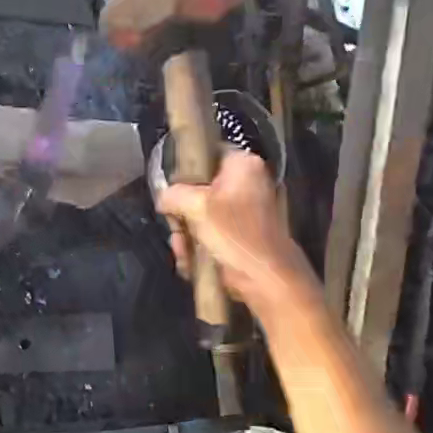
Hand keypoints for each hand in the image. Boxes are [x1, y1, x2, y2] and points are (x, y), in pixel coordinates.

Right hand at [156, 150, 314, 310]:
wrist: (268, 279)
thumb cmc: (235, 235)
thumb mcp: (197, 207)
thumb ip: (174, 195)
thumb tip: (164, 197)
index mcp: (244, 165)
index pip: (207, 154)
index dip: (185, 172)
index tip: (172, 192)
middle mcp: (250, 183)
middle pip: (202, 190)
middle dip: (183, 214)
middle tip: (176, 228)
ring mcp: (249, 212)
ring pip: (205, 216)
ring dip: (188, 235)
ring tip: (183, 251)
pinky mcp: (246, 237)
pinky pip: (215, 235)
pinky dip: (201, 248)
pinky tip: (192, 263)